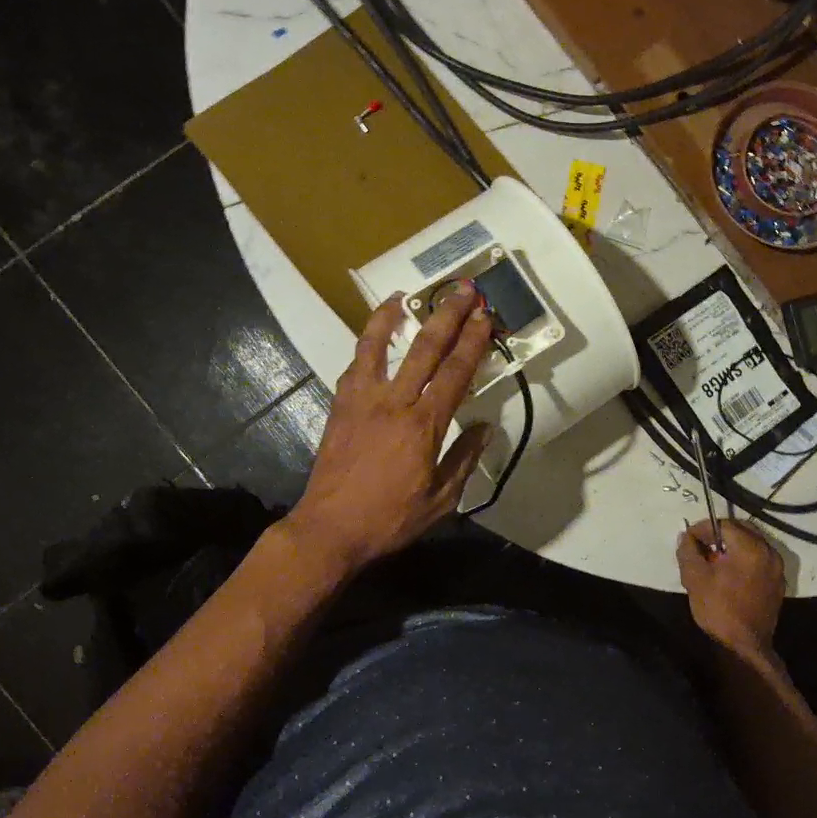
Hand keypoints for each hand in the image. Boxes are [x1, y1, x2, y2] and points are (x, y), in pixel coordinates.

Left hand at [284, 284, 494, 572]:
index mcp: (424, 425)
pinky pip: (355, 365)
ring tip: (405, 293)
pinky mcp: (340, 405)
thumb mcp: (442, 499)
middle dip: (448, 315)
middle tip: (464, 289)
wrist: (330, 529)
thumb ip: (464, 458)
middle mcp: (394, 402)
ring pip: (379, 345)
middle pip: (425, 347)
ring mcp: (362, 400)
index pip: (456, 372)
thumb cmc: (391, 519)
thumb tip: (485, 427)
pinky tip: (376, 335)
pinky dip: (367, 344)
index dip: (474, 341)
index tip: (486, 316)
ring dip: (395, 315)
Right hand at [677, 519, 784, 654]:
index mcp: (751, 547)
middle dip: (720, 534)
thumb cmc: (719, 609)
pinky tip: (730, 573)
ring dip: (733, 545)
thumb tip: (685, 536)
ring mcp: (777, 568)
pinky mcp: (778, 583)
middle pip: (742, 530)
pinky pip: (760, 559)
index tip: (688, 538)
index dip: (703, 528)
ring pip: (753, 544)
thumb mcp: (694, 578)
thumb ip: (688, 551)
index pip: (725, 524)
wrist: (744, 647)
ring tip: (714, 560)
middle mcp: (769, 552)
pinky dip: (745, 558)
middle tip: (701, 546)